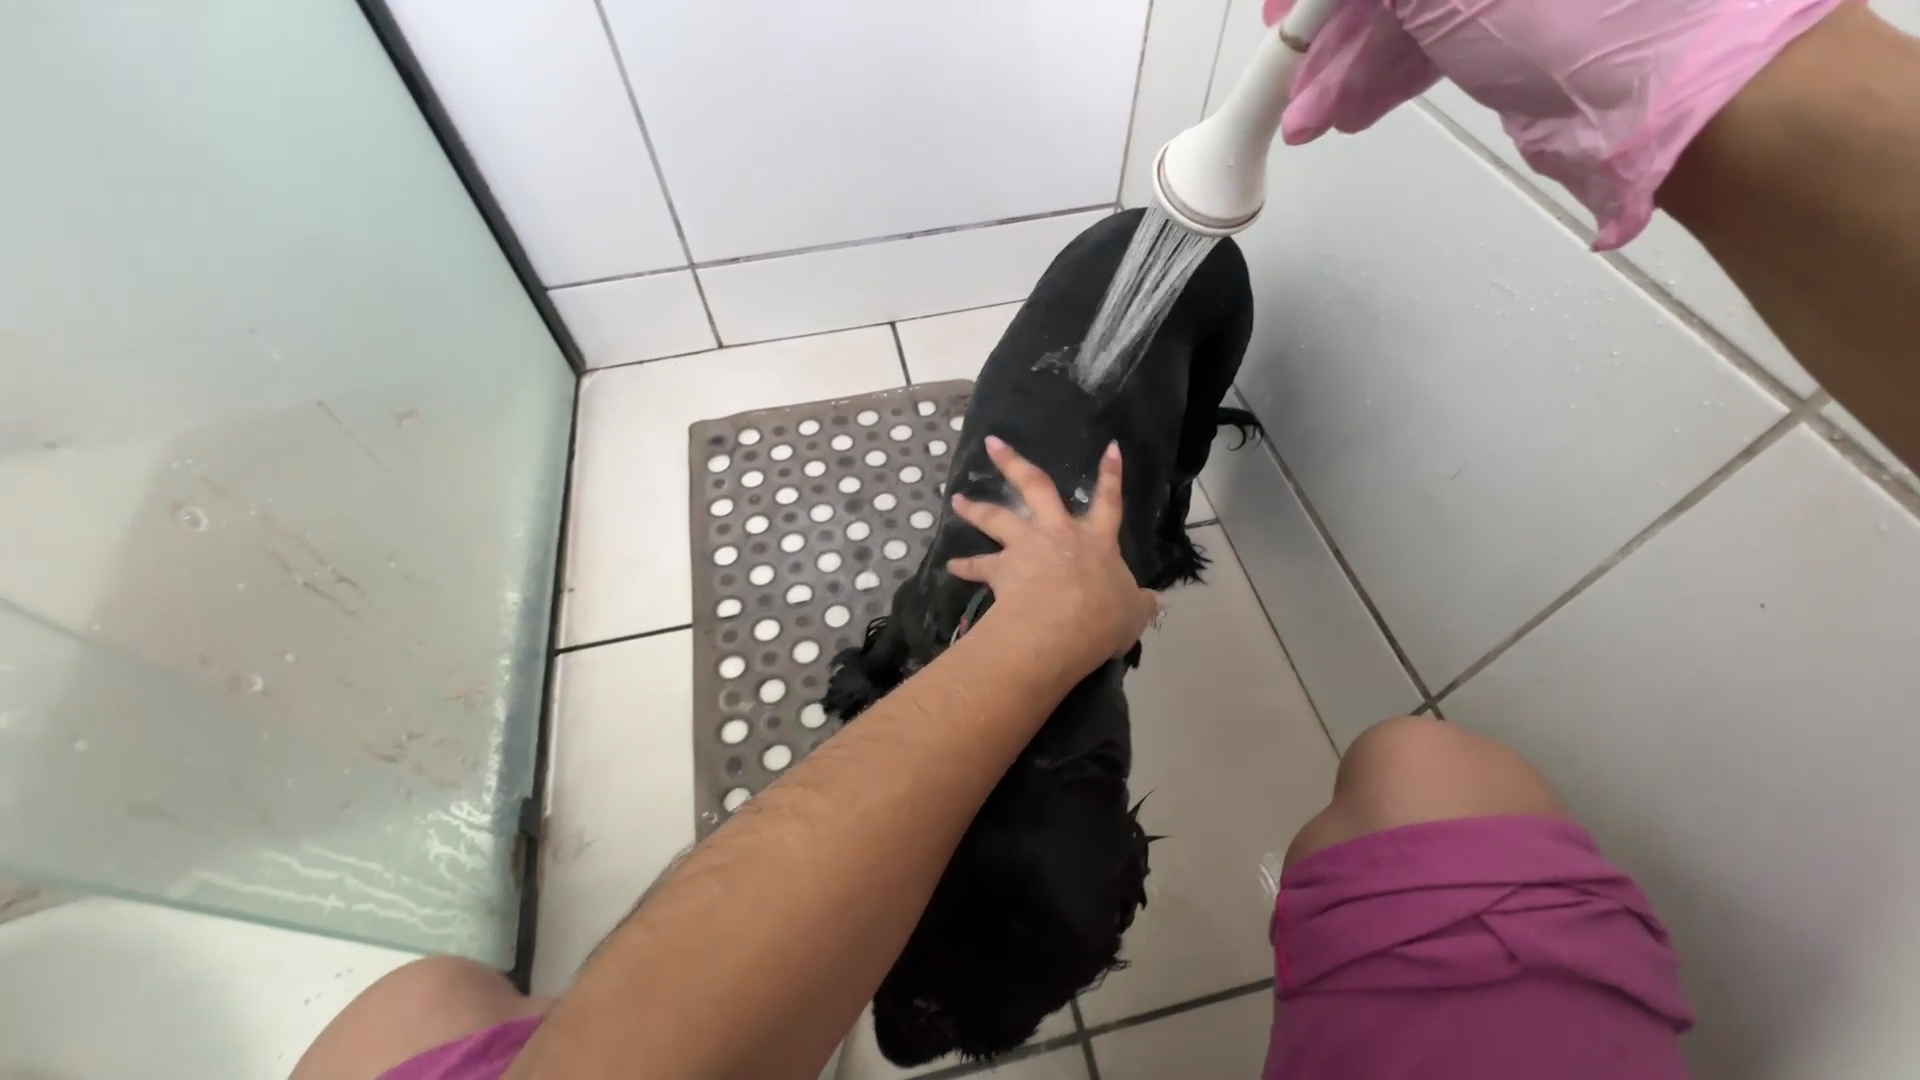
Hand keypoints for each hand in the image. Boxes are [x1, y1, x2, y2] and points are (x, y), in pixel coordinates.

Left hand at [945, 436, 1158, 677]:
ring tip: (957, 500)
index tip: (1110, 447)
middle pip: (1037, 488)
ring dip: (975, 508)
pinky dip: (964, 566)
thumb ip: (1138, 603)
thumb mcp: (1133, 613)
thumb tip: (1153, 602)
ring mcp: (1027, 547)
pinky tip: (951, 566)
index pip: (1109, 502)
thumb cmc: (1104, 617)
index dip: (1112, 475)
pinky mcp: (1002, 569)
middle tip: (993, 443)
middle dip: (1015, 463)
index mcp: (1097, 542)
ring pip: (998, 518)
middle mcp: (1059, 534)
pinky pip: (980, 566)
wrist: (1064, 626)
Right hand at [1265, 0, 1846, 247]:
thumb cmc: (1579, 11)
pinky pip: (1434, 32)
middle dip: (1336, 20)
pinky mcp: (1522, 11)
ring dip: (1350, 59)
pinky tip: (1344, 111)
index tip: (1283, 8)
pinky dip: (1386, 71)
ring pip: (1410, 1)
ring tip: (1304, 116)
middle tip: (1285, 68)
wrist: (1679, 97)